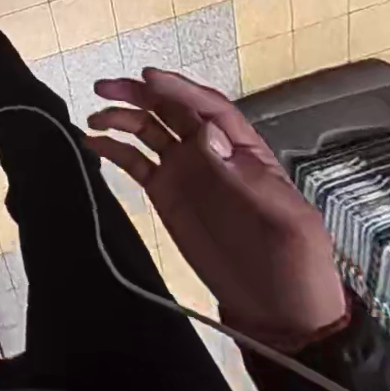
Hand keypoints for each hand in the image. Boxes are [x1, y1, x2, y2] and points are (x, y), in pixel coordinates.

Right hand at [86, 68, 346, 351]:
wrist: (276, 312)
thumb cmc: (295, 264)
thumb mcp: (287, 221)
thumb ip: (246, 176)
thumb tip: (206, 134)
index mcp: (242, 150)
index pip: (207, 107)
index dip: (177, 89)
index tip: (148, 78)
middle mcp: (208, 152)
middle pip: (170, 110)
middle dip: (138, 94)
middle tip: (106, 88)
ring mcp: (184, 171)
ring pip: (148, 130)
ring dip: (121, 118)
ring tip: (95, 118)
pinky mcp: (165, 193)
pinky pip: (135, 162)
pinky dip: (113, 149)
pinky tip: (94, 143)